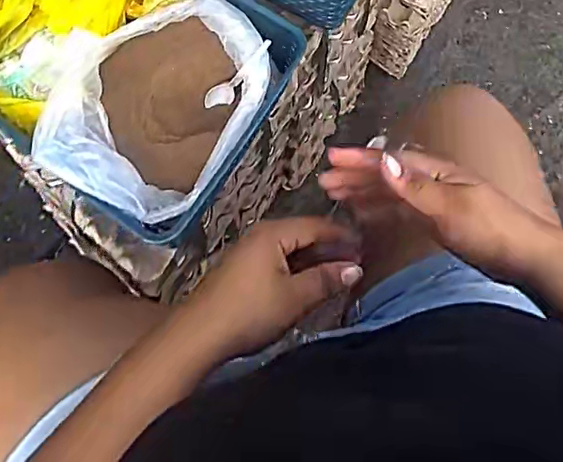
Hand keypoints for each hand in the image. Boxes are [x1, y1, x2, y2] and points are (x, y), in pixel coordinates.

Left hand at [175, 217, 361, 358]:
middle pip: (305, 234)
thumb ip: (325, 280)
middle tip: (356, 263)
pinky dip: (298, 269)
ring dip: (315, 261)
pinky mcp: (244, 269)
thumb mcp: (293, 298)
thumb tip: (356, 267)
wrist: (197, 336)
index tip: (366, 247)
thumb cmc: (249, 311)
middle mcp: (263, 233)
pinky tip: (309, 285)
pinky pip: (280, 260)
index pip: (318, 225)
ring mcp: (251, 250)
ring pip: (292, 249)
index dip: (342, 236)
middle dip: (330, 248)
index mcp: (275, 232)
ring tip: (338, 276)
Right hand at [320, 146, 560, 280]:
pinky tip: (372, 215)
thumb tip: (382, 161)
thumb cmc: (491, 230)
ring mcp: (440, 200)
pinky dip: (384, 209)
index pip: (390, 161)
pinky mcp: (443, 222)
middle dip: (357, 174)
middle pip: (389, 173)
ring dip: (367, 191)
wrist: (529, 257)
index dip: (359, 160)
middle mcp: (435, 180)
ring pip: (394, 191)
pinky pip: (404, 209)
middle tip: (326, 180)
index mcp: (437, 171)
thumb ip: (415, 189)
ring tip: (339, 195)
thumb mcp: (450, 210)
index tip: (330, 159)